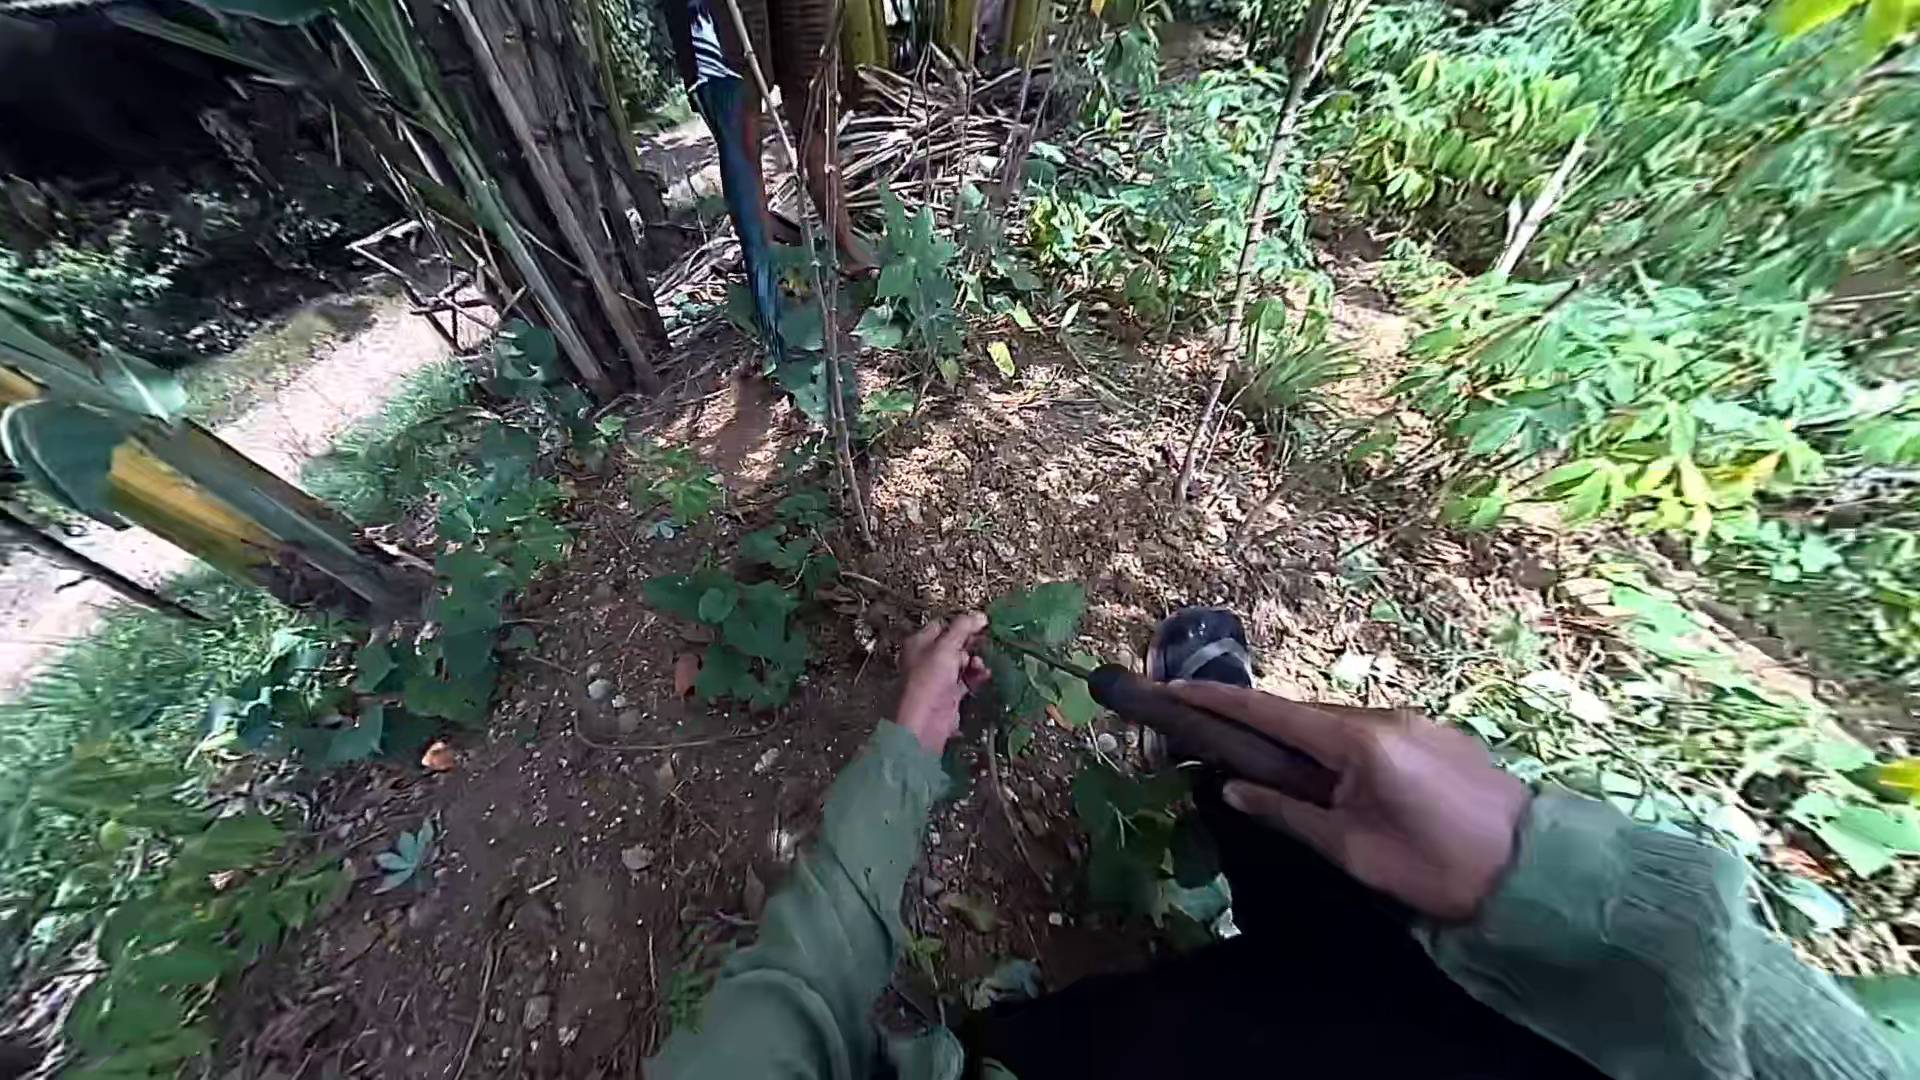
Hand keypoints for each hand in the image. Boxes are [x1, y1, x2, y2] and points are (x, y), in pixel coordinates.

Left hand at [894, 613, 990, 751]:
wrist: (925, 722)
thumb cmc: (928, 681)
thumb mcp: (946, 647)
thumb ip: (963, 628)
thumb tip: (980, 616)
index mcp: (920, 642)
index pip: (943, 625)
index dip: (961, 624)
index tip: (981, 623)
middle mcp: (928, 658)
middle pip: (955, 643)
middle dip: (971, 643)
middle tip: (985, 642)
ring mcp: (939, 676)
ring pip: (963, 661)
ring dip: (976, 660)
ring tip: (981, 663)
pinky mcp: (950, 693)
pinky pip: (967, 679)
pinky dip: (976, 675)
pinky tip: (984, 674)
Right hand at [1169, 681, 1531, 921]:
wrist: (1555, 879)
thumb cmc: (1442, 869)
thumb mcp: (1355, 850)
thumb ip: (1287, 812)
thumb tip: (1233, 789)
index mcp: (1355, 742)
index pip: (1268, 711)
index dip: (1216, 699)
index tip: (1175, 688)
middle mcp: (1380, 716)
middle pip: (1300, 714)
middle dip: (1262, 727)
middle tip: (1233, 752)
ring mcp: (1410, 720)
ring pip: (1334, 722)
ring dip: (1305, 741)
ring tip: (1297, 779)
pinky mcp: (1433, 732)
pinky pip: (1366, 729)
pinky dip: (1339, 746)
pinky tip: (1348, 779)